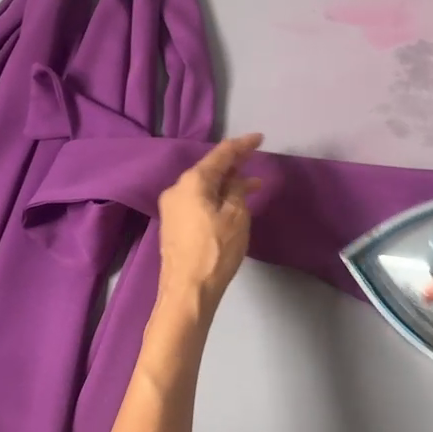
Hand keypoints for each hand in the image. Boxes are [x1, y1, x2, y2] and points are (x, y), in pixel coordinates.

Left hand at [155, 133, 262, 313]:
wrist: (187, 293)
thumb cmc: (215, 250)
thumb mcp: (236, 216)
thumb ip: (238, 190)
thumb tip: (236, 181)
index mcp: (192, 182)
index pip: (221, 154)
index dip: (242, 145)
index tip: (259, 138)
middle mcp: (177, 189)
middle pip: (210, 169)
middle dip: (234, 164)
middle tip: (255, 157)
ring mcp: (172, 209)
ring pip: (204, 186)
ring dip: (227, 183)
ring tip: (252, 184)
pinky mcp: (174, 226)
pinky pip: (198, 201)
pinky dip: (216, 197)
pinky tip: (232, 203)